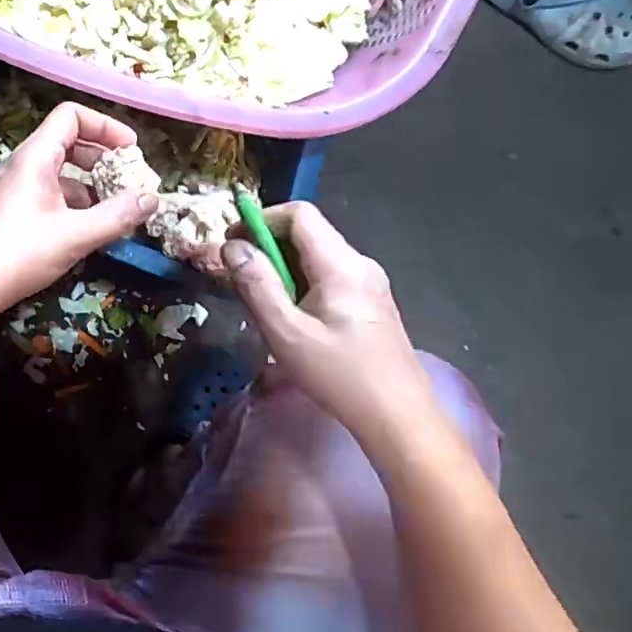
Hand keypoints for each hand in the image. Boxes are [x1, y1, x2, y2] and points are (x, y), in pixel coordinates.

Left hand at [0, 102, 156, 328]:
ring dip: (90, 182)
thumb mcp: (76, 236)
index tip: (131, 151)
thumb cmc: (20, 255)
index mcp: (35, 158)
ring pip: (60, 169)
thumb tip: (152, 198)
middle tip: (128, 179)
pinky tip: (89, 225)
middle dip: (102, 156)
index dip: (106, 126)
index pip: (71, 116)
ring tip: (116, 206)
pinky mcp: (12, 208)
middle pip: (67, 140)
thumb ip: (118, 215)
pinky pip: (49, 190)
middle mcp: (22, 164)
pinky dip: (74, 199)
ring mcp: (15, 186)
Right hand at [223, 202, 437, 437]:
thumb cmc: (339, 375)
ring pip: (315, 255)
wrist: (398, 417)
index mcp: (341, 265)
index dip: (261, 219)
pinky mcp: (369, 301)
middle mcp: (359, 264)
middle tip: (236, 274)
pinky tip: (287, 313)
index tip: (232, 243)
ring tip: (257, 298)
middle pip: (307, 233)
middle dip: (266, 245)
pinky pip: (326, 275)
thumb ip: (257, 284)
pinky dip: (298, 281)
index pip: (300, 214)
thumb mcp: (286, 332)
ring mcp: (368, 282)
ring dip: (280, 266)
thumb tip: (233, 247)